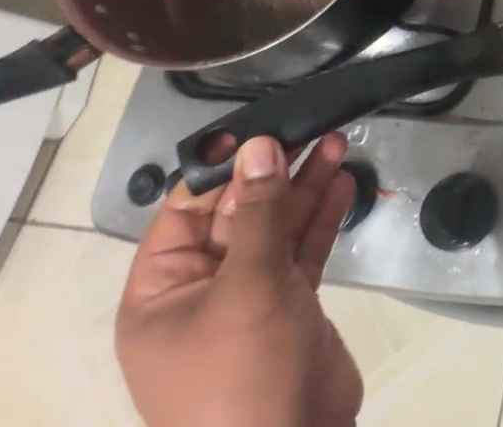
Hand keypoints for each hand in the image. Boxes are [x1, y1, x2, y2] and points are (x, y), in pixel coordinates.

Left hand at [116, 134, 361, 426]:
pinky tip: (342, 185)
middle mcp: (201, 291)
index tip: (262, 129)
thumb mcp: (247, 287)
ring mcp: (250, 300)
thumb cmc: (243, 374)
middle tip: (311, 129)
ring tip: (336, 143)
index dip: (223, 170)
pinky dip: (321, 219)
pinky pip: (302, 252)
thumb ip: (259, 213)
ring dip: (304, 189)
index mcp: (161, 292)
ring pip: (276, 230)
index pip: (186, 213)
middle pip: (238, 216)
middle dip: (274, 174)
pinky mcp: (291, 307)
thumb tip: (257, 147)